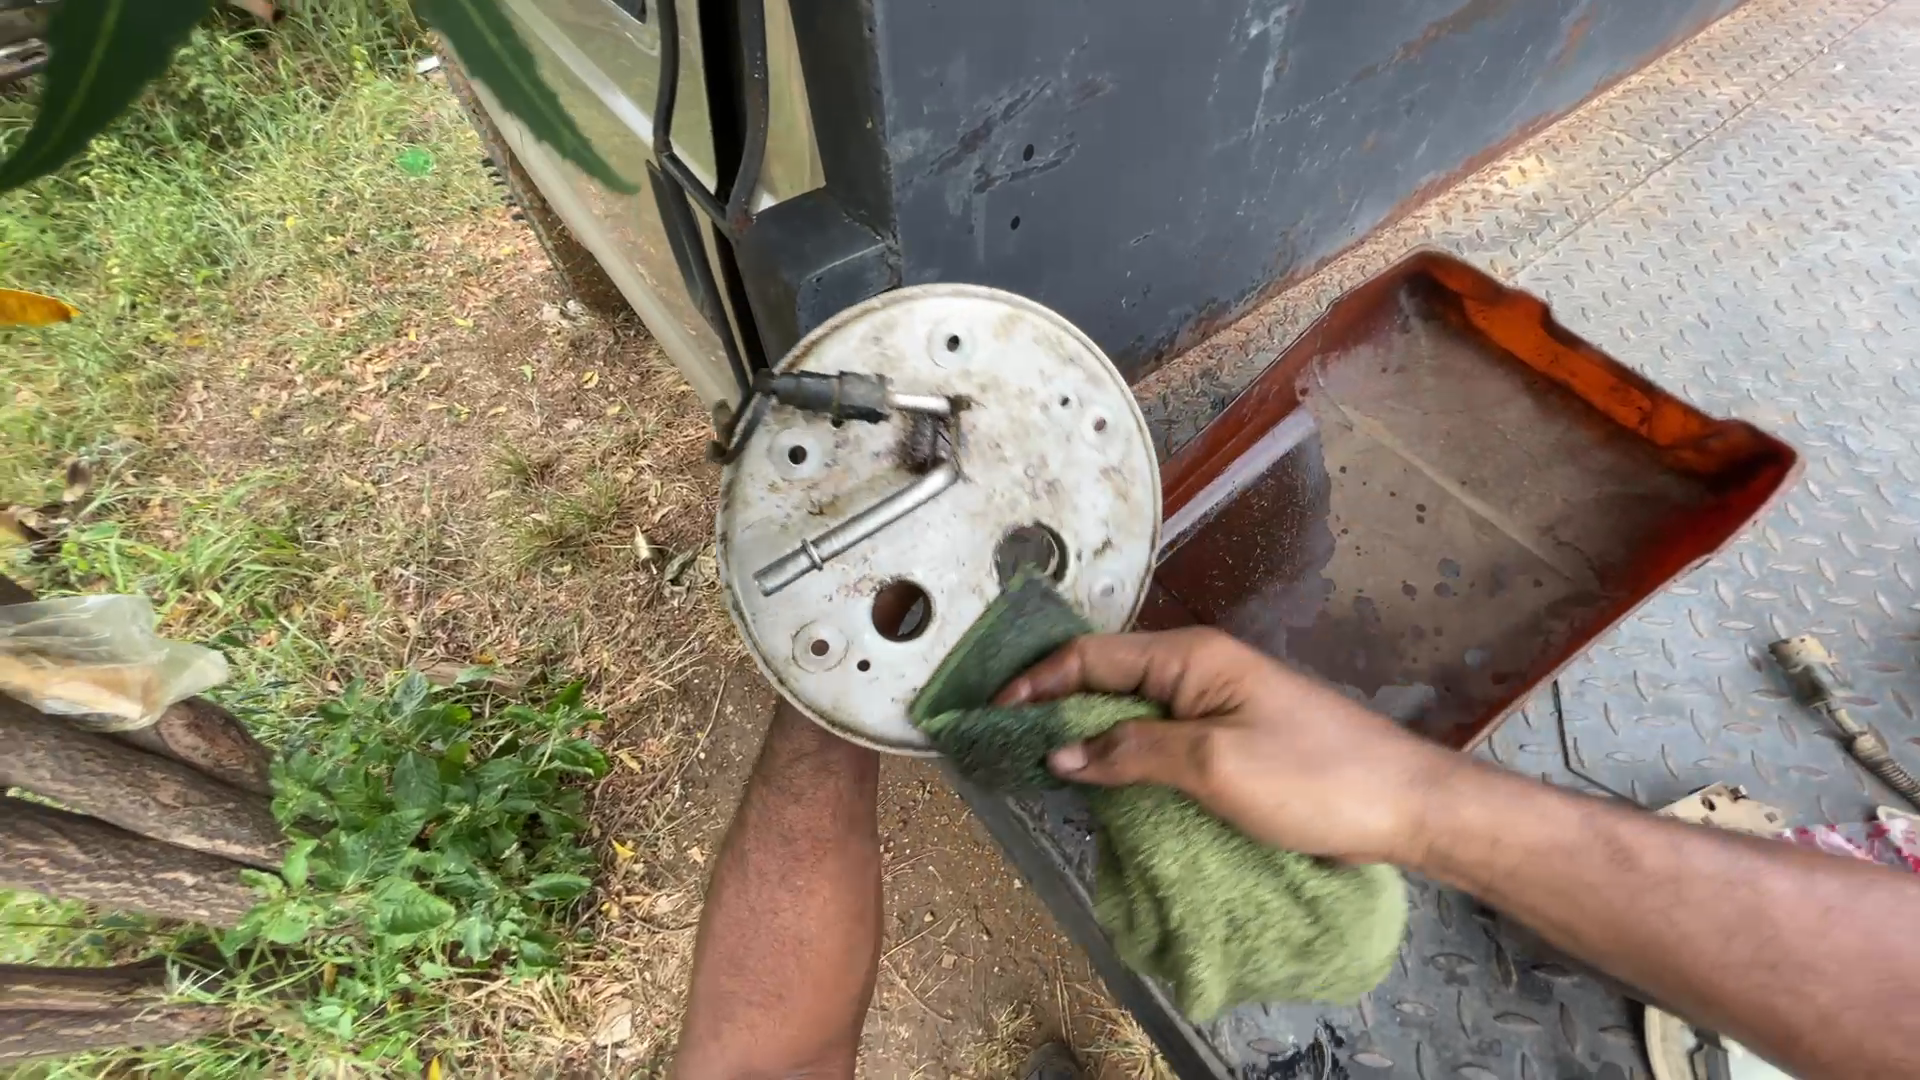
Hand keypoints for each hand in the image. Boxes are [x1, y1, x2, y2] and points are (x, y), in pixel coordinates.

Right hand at [995, 627, 1461, 863]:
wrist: (1407, 803)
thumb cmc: (1312, 777)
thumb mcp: (1213, 767)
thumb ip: (1130, 752)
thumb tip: (1058, 754)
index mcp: (1187, 656)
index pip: (1090, 657)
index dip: (1036, 681)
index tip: (992, 710)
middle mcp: (1192, 664)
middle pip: (1103, 674)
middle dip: (1051, 700)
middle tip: (1005, 735)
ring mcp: (1209, 695)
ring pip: (1125, 701)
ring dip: (1082, 724)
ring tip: (1037, 754)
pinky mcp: (1222, 726)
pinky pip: (1152, 726)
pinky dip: (1117, 743)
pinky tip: (1097, 767)